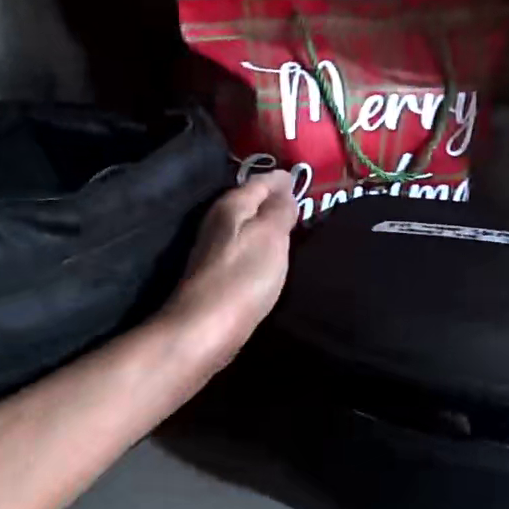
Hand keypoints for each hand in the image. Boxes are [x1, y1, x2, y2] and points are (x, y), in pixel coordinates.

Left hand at [161, 172, 297, 357]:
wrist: (202, 330)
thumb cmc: (242, 278)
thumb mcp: (270, 237)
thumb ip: (280, 210)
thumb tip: (285, 188)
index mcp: (232, 204)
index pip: (262, 180)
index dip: (284, 179)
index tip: (306, 178)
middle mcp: (219, 219)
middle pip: (252, 200)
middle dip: (276, 198)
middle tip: (306, 200)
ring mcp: (215, 247)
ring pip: (248, 224)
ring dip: (268, 222)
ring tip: (294, 225)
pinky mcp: (216, 271)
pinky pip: (245, 246)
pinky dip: (261, 243)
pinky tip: (273, 254)